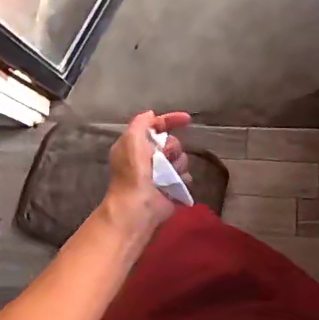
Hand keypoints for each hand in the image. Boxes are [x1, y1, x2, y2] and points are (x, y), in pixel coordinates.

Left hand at [103, 111, 192, 230]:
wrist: (138, 204)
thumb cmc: (133, 170)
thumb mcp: (131, 139)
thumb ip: (141, 122)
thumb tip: (152, 115)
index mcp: (137, 144)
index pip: (157, 126)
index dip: (171, 120)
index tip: (187, 119)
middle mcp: (149, 157)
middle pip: (172, 142)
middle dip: (171, 147)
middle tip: (164, 157)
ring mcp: (161, 173)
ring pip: (181, 158)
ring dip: (177, 164)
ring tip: (168, 174)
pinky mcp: (171, 187)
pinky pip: (185, 175)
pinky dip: (182, 178)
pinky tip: (175, 183)